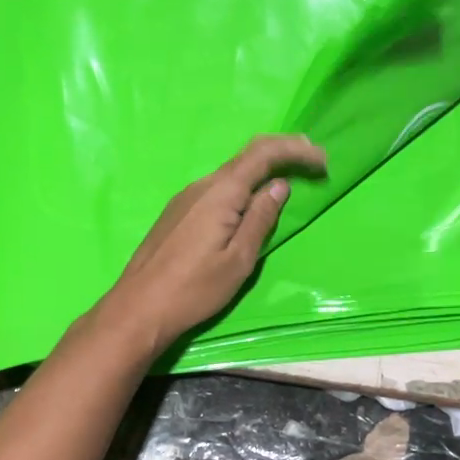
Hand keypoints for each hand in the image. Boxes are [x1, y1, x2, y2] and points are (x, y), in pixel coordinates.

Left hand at [94, 135, 326, 352]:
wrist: (137, 309)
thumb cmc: (194, 289)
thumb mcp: (239, 259)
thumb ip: (260, 218)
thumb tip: (280, 185)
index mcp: (221, 192)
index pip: (263, 153)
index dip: (296, 149)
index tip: (323, 161)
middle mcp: (202, 185)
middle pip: (248, 156)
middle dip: (284, 153)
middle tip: (315, 161)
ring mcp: (186, 197)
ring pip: (232, 172)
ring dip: (264, 170)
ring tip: (291, 180)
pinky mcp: (178, 212)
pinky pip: (219, 187)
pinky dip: (245, 185)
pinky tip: (253, 201)